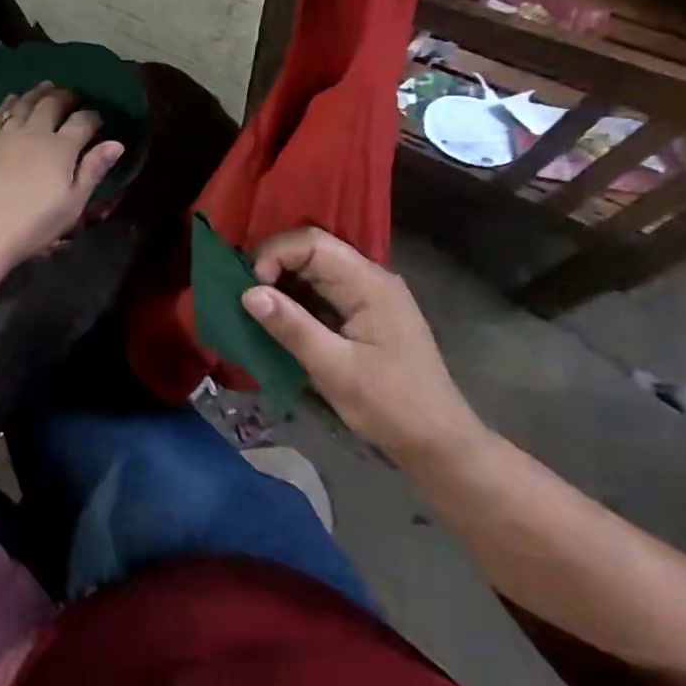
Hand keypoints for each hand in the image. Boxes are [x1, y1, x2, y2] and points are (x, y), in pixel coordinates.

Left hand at [0, 82, 124, 270]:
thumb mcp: (73, 203)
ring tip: (47, 86)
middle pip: (52, 104)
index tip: (99, 119)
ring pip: (25, 104)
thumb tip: (117, 143)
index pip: (83, 121)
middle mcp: (35, 132)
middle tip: (74, 96)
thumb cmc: (34, 223)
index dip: (94, 117)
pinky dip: (9, 103)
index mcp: (61, 147)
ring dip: (39, 93)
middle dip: (67, 97)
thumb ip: (94, 169)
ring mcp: (7, 135)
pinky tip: (13, 99)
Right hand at [241, 228, 487, 463]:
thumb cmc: (390, 406)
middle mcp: (371, 278)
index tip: (250, 287)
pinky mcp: (366, 313)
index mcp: (369, 283)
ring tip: (255, 306)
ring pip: (317, 270)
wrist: (439, 442)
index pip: (313, 243)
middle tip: (246, 295)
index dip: (275, 254)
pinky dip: (298, 298)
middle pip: (314, 250)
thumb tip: (248, 293)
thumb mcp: (334, 369)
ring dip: (284, 282)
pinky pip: (325, 291)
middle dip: (274, 265)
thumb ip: (291, 327)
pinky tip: (279, 318)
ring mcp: (370, 295)